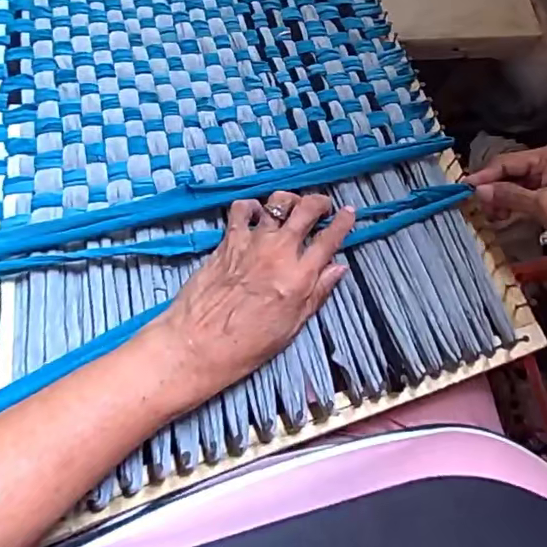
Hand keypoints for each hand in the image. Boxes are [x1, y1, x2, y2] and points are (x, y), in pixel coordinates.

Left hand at [144, 190, 354, 397]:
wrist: (196, 344)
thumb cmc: (247, 346)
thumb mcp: (291, 326)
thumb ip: (317, 293)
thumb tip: (338, 268)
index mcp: (299, 277)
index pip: (329, 239)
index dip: (343, 222)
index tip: (350, 212)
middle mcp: (278, 252)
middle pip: (306, 210)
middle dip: (320, 202)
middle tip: (323, 205)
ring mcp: (252, 242)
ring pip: (277, 203)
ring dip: (289, 200)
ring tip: (291, 206)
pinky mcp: (228, 240)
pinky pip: (242, 209)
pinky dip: (251, 206)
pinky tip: (254, 214)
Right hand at [468, 143, 546, 277]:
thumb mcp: (546, 206)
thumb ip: (510, 196)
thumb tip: (477, 190)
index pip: (507, 161)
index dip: (485, 176)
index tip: (464, 189)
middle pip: (511, 172)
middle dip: (493, 189)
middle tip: (476, 208)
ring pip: (517, 185)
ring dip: (502, 200)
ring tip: (489, 217)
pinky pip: (527, 196)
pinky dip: (514, 207)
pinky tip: (503, 218)